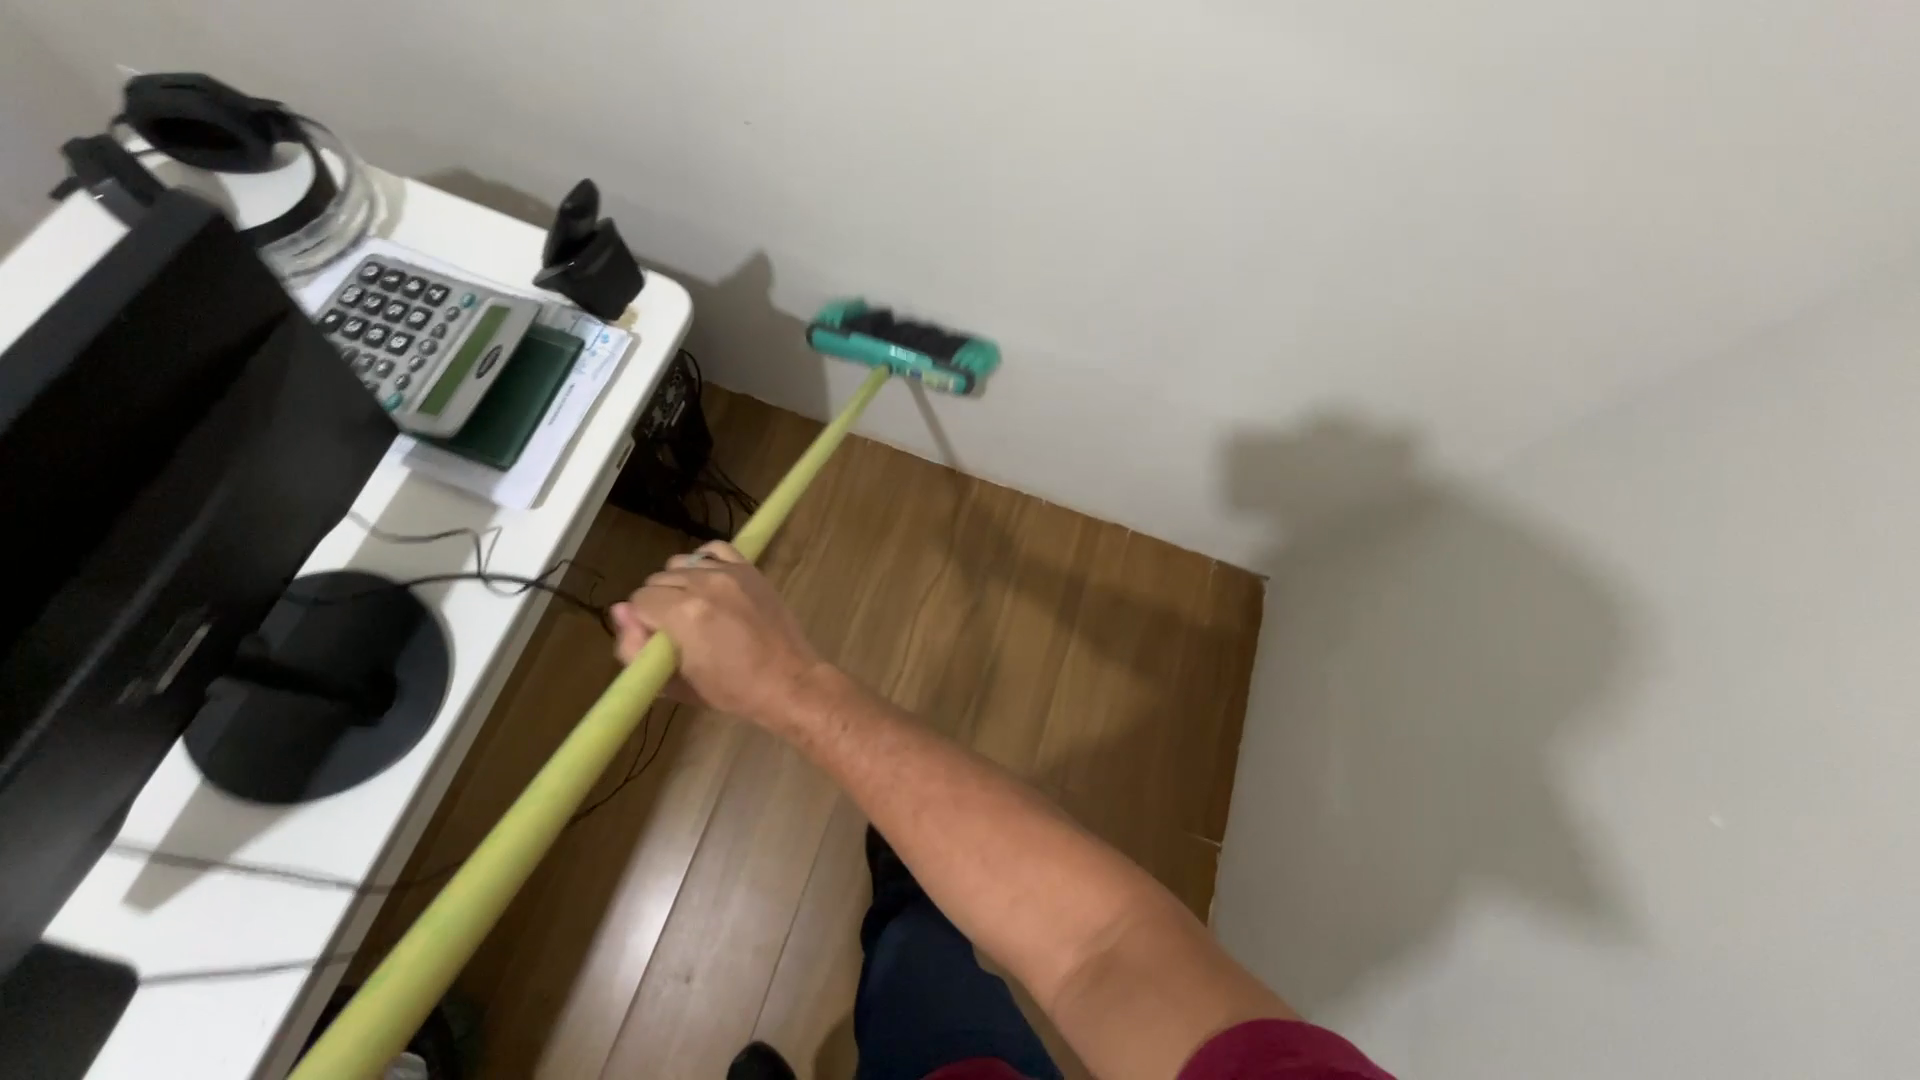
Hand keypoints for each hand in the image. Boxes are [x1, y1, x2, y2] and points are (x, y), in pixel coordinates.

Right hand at [610, 541, 825, 723]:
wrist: (787, 680)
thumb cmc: (731, 690)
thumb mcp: (674, 683)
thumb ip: (636, 648)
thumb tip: (620, 611)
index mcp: (684, 613)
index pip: (639, 600)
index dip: (643, 622)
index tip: (659, 641)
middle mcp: (704, 584)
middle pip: (658, 580)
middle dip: (659, 604)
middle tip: (677, 630)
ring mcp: (730, 572)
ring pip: (682, 563)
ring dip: (680, 583)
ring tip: (695, 608)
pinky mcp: (749, 569)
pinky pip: (714, 549)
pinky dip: (704, 562)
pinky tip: (708, 583)